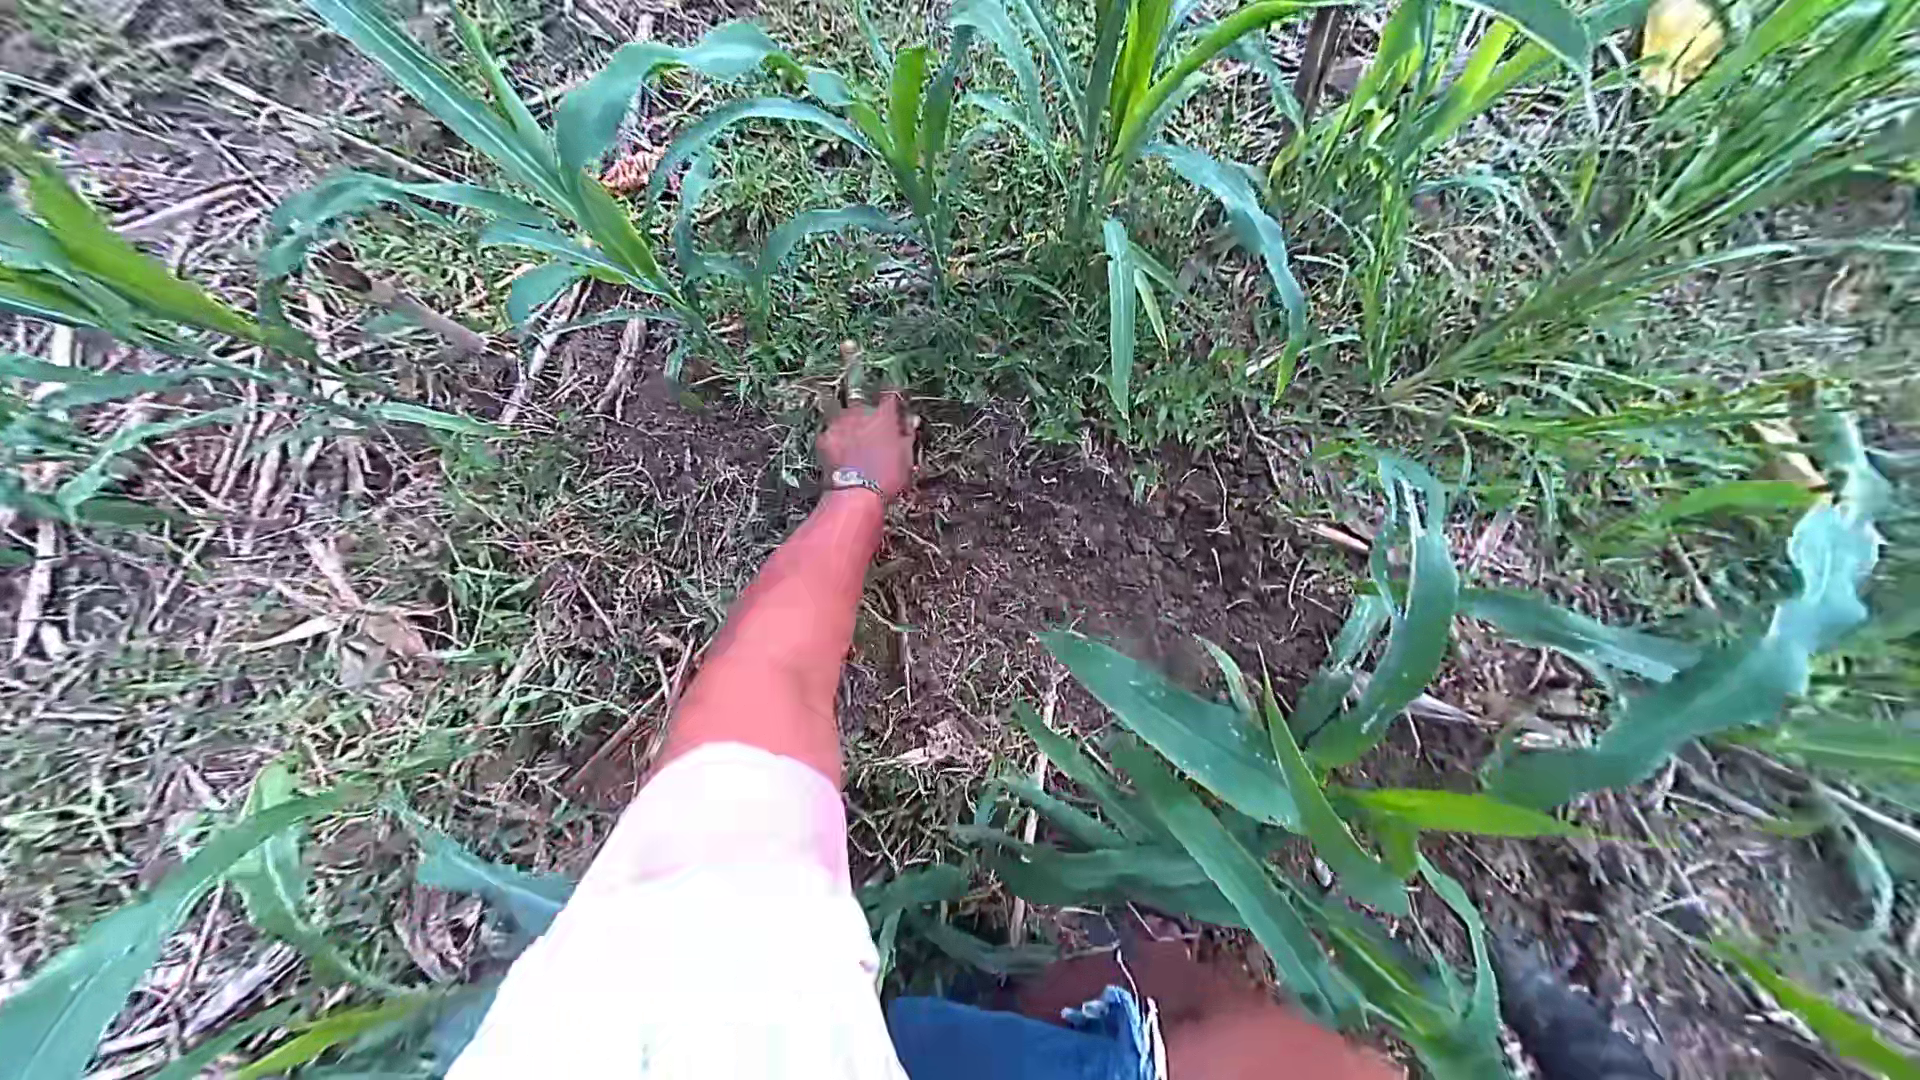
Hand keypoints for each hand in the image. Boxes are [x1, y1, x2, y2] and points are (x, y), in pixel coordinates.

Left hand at [819, 390, 914, 499]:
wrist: (857, 494)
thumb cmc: (885, 478)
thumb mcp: (906, 457)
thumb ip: (907, 436)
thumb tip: (910, 426)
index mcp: (884, 415)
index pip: (890, 400)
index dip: (893, 407)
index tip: (894, 415)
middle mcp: (860, 413)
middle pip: (865, 406)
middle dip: (870, 417)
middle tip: (875, 435)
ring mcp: (840, 424)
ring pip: (846, 418)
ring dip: (852, 427)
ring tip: (858, 447)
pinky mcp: (825, 439)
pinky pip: (832, 434)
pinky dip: (837, 441)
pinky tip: (844, 455)